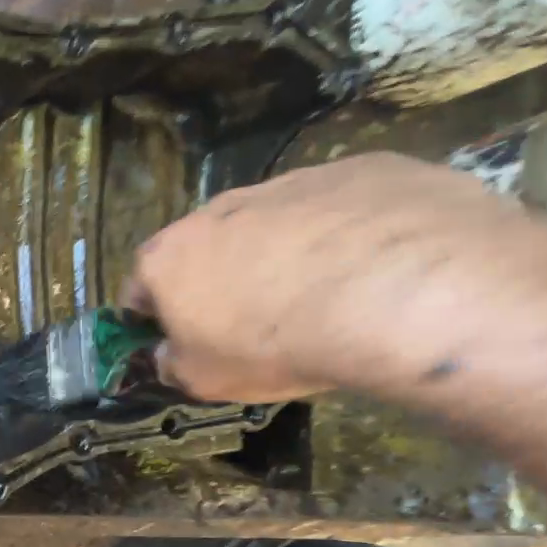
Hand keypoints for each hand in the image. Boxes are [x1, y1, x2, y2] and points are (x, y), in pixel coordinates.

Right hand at [125, 152, 546, 402]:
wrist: (408, 293)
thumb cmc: (278, 343)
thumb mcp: (204, 379)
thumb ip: (172, 362)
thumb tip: (169, 353)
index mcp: (167, 257)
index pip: (138, 288)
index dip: (154, 318)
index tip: (179, 340)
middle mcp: (220, 208)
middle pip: (208, 245)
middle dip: (221, 277)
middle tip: (254, 319)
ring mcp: (295, 181)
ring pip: (277, 220)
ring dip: (286, 251)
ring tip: (326, 294)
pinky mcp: (368, 167)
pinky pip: (345, 205)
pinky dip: (350, 232)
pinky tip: (378, 268)